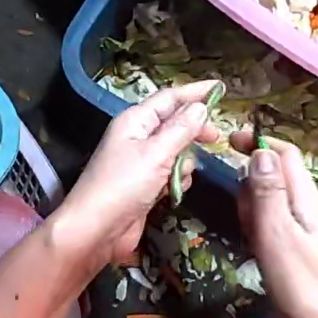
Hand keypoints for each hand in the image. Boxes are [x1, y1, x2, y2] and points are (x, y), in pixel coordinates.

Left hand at [53, 81, 222, 265]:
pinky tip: (174, 191)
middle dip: (194, 130)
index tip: (221, 87)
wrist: (96, 230)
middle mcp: (137, 137)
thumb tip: (200, 106)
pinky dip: (177, 180)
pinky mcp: (145, 185)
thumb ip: (181, 129)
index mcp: (135, 121)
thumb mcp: (156, 153)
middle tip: (216, 138)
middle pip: (174, 123)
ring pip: (176, 150)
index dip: (195, 92)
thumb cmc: (123, 185)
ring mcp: (141, 162)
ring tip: (179, 175)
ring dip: (184, 161)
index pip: (169, 98)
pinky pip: (170, 173)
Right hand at [230, 131, 317, 317]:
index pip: (285, 154)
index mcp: (306, 197)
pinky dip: (256, 225)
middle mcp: (306, 205)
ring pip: (268, 197)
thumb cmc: (299, 280)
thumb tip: (260, 152)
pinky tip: (254, 246)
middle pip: (274, 173)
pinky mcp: (293, 243)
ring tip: (250, 234)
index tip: (228, 141)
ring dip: (251, 206)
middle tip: (243, 212)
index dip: (259, 143)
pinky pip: (268, 220)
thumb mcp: (276, 231)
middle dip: (250, 183)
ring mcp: (300, 225)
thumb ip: (267, 190)